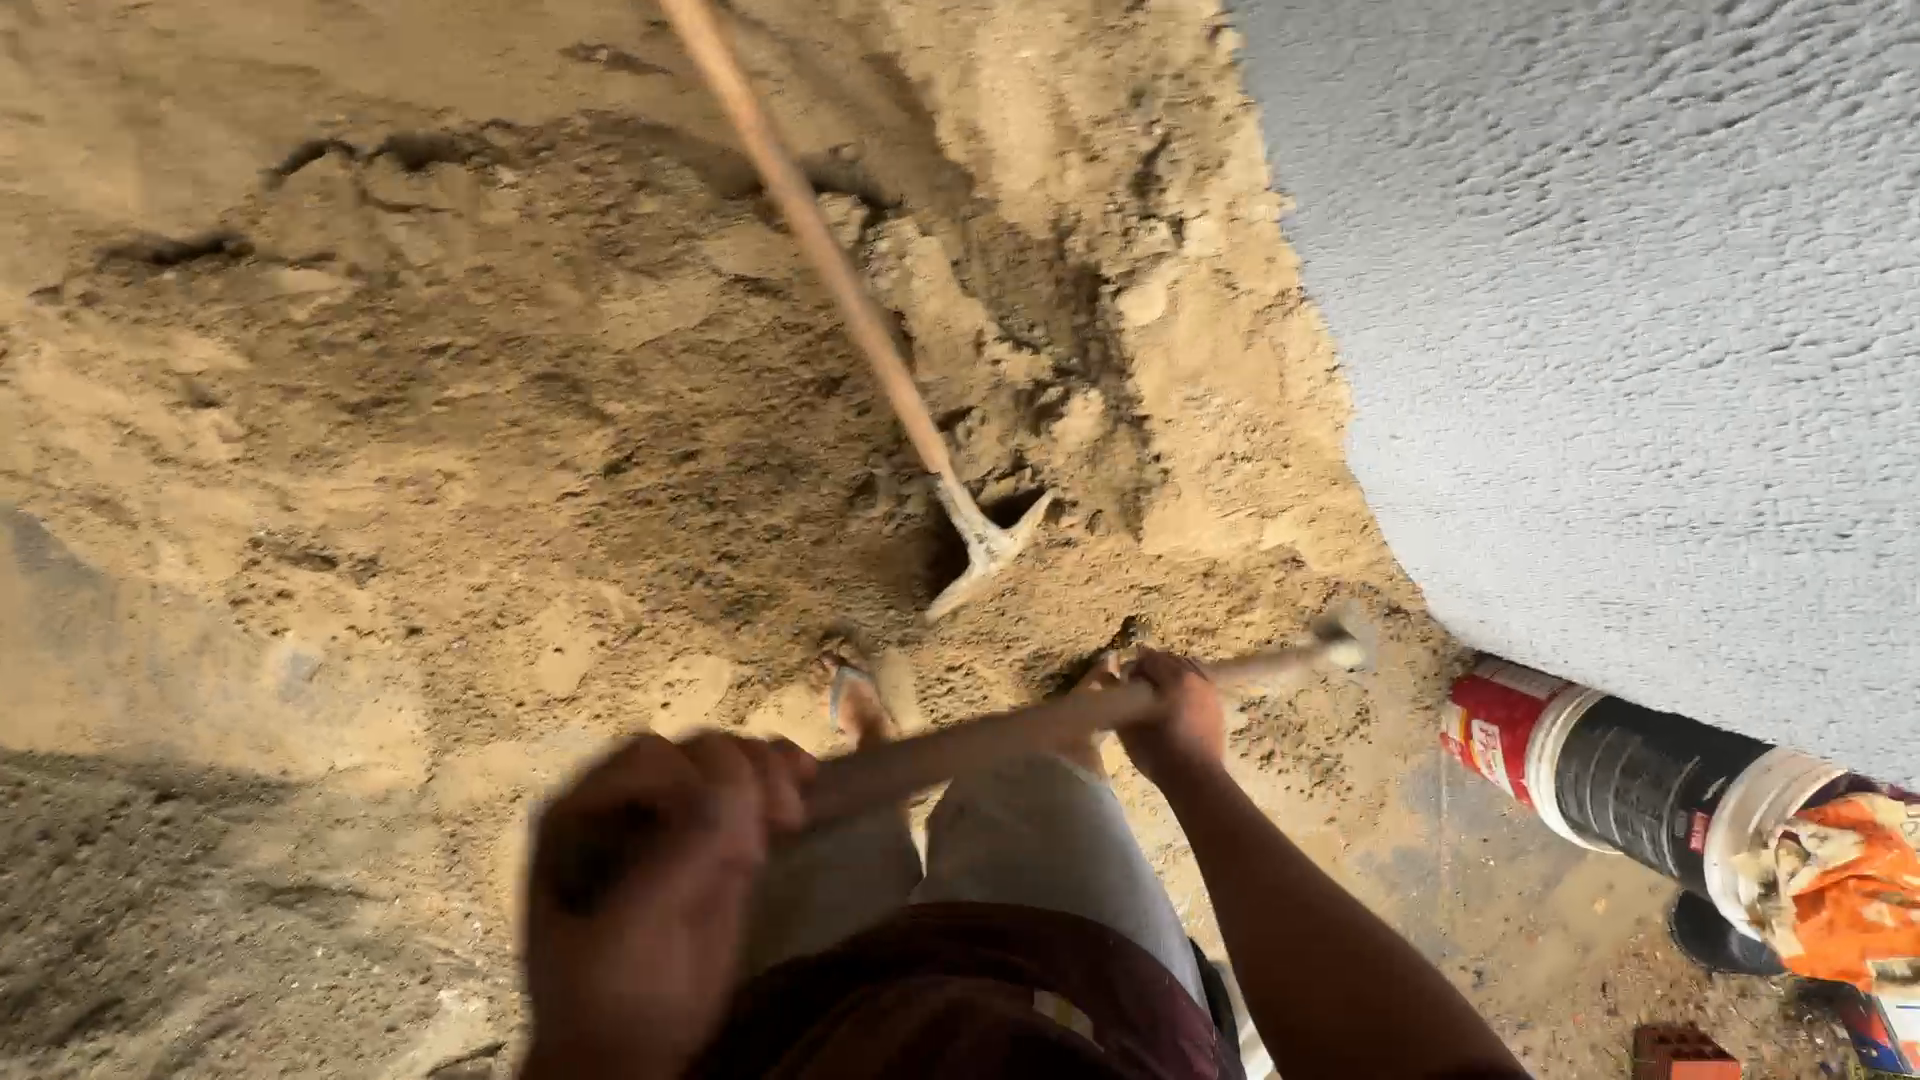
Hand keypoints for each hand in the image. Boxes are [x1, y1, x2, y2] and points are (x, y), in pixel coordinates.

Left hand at [520, 732, 814, 1079]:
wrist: (633, 1049)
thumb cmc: (614, 990)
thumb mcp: (635, 924)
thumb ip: (683, 850)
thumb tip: (740, 782)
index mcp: (586, 810)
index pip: (651, 759)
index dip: (699, 784)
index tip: (732, 844)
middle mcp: (630, 800)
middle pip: (698, 750)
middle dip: (742, 777)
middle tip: (775, 827)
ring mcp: (679, 813)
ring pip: (731, 757)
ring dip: (769, 772)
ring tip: (789, 817)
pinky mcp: (721, 832)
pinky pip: (754, 780)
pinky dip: (783, 770)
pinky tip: (806, 777)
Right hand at [1121, 648, 1227, 789]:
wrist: (1196, 778)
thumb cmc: (1159, 752)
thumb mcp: (1129, 726)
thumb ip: (1118, 698)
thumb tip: (1109, 680)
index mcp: (1175, 679)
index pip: (1149, 658)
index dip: (1133, 668)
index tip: (1124, 682)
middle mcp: (1195, 678)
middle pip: (1170, 659)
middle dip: (1153, 667)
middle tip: (1138, 686)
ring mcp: (1210, 690)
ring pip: (1187, 668)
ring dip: (1170, 673)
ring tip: (1157, 692)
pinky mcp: (1216, 704)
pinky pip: (1199, 681)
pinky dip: (1185, 683)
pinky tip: (1174, 699)